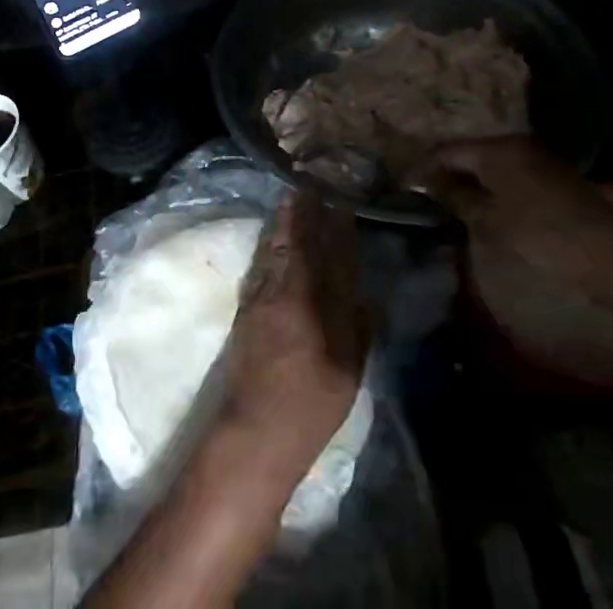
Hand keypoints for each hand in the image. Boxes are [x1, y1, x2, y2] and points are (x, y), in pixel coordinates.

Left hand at [219, 190, 367, 471]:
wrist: (255, 430)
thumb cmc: (311, 405)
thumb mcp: (350, 369)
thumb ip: (359, 327)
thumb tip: (366, 294)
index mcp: (319, 305)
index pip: (331, 254)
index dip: (336, 226)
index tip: (340, 200)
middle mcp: (289, 293)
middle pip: (298, 243)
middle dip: (303, 212)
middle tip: (308, 183)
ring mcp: (263, 299)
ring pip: (276, 250)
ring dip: (284, 222)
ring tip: (291, 197)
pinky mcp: (246, 310)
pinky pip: (262, 265)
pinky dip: (270, 245)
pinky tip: (274, 237)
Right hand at [413, 136, 612, 287]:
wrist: (612, 256)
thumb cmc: (542, 235)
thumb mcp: (489, 220)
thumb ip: (456, 197)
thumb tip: (431, 182)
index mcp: (497, 149)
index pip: (447, 150)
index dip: (422, 168)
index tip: (403, 187)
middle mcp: (517, 144)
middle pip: (470, 153)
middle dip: (445, 172)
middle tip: (423, 196)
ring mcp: (538, 158)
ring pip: (491, 164)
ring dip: (469, 180)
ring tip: (447, 203)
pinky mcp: (553, 176)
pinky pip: (510, 173)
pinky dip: (491, 186)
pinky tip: (481, 205)